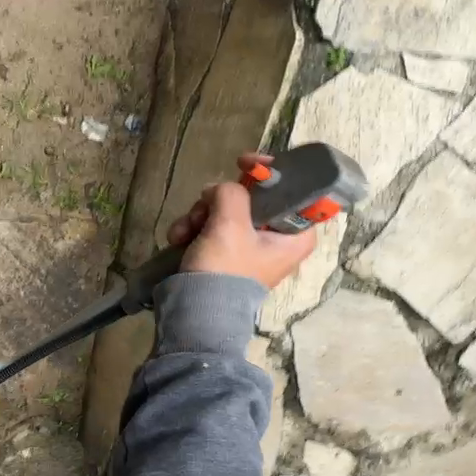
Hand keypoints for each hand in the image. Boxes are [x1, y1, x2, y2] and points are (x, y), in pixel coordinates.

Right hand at [166, 155, 319, 288]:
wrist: (194, 311)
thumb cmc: (222, 269)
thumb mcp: (229, 225)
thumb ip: (230, 194)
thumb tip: (220, 188)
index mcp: (296, 234)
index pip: (295, 189)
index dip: (270, 172)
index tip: (244, 163)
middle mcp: (276, 240)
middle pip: (251, 200)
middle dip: (218, 202)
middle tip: (202, 209)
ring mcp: (248, 249)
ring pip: (224, 213)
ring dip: (198, 216)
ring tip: (184, 232)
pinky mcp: (223, 256)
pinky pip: (210, 230)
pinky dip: (191, 231)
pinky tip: (178, 240)